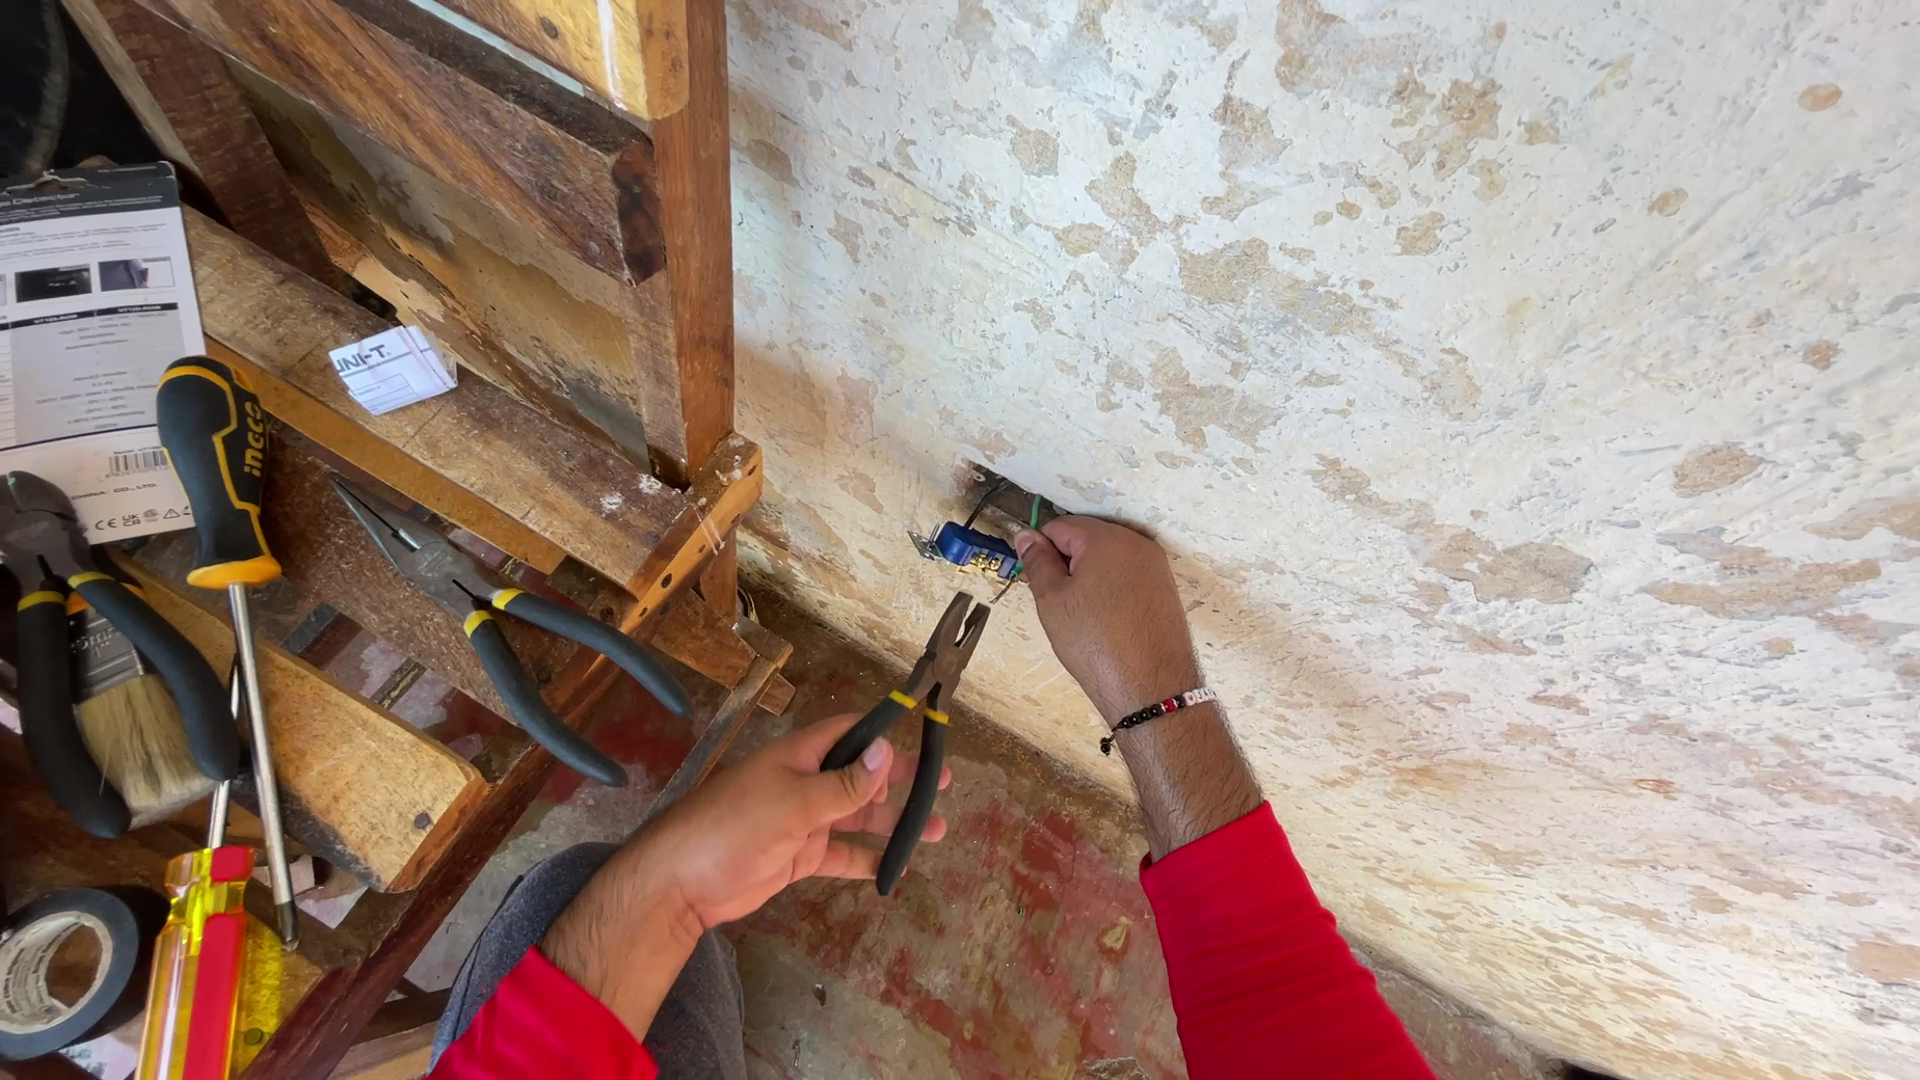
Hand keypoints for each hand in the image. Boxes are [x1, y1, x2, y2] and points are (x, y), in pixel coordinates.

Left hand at [541, 714, 950, 1037]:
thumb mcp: (795, 801)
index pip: (851, 732)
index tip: (922, 732)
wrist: (682, 883)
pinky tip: (894, 867)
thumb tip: (887, 750)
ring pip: (859, 815)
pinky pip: (842, 853)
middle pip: (862, 773)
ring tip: (936, 830)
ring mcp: (804, 819)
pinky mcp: (799, 855)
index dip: (885, 731)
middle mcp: (807, 781)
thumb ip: (844, 783)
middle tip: (942, 784)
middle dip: (900, 778)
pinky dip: (867, 857)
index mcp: (802, 755)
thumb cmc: (735, 826)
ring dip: (894, 821)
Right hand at [1016, 516, 1202, 724]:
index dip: (1041, 550)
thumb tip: (1026, 535)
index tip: (1035, 580)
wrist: (1150, 687)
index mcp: (1106, 538)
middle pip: (1087, 538)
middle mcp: (1136, 543)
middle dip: (1067, 562)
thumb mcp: (1053, 599)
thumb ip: (1038, 561)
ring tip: (1081, 615)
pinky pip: (1128, 576)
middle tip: (1055, 601)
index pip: (1060, 526)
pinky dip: (1111, 589)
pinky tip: (1104, 620)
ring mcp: (1156, 566)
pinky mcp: (1165, 589)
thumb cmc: (1095, 641)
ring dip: (1089, 576)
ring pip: (1108, 558)